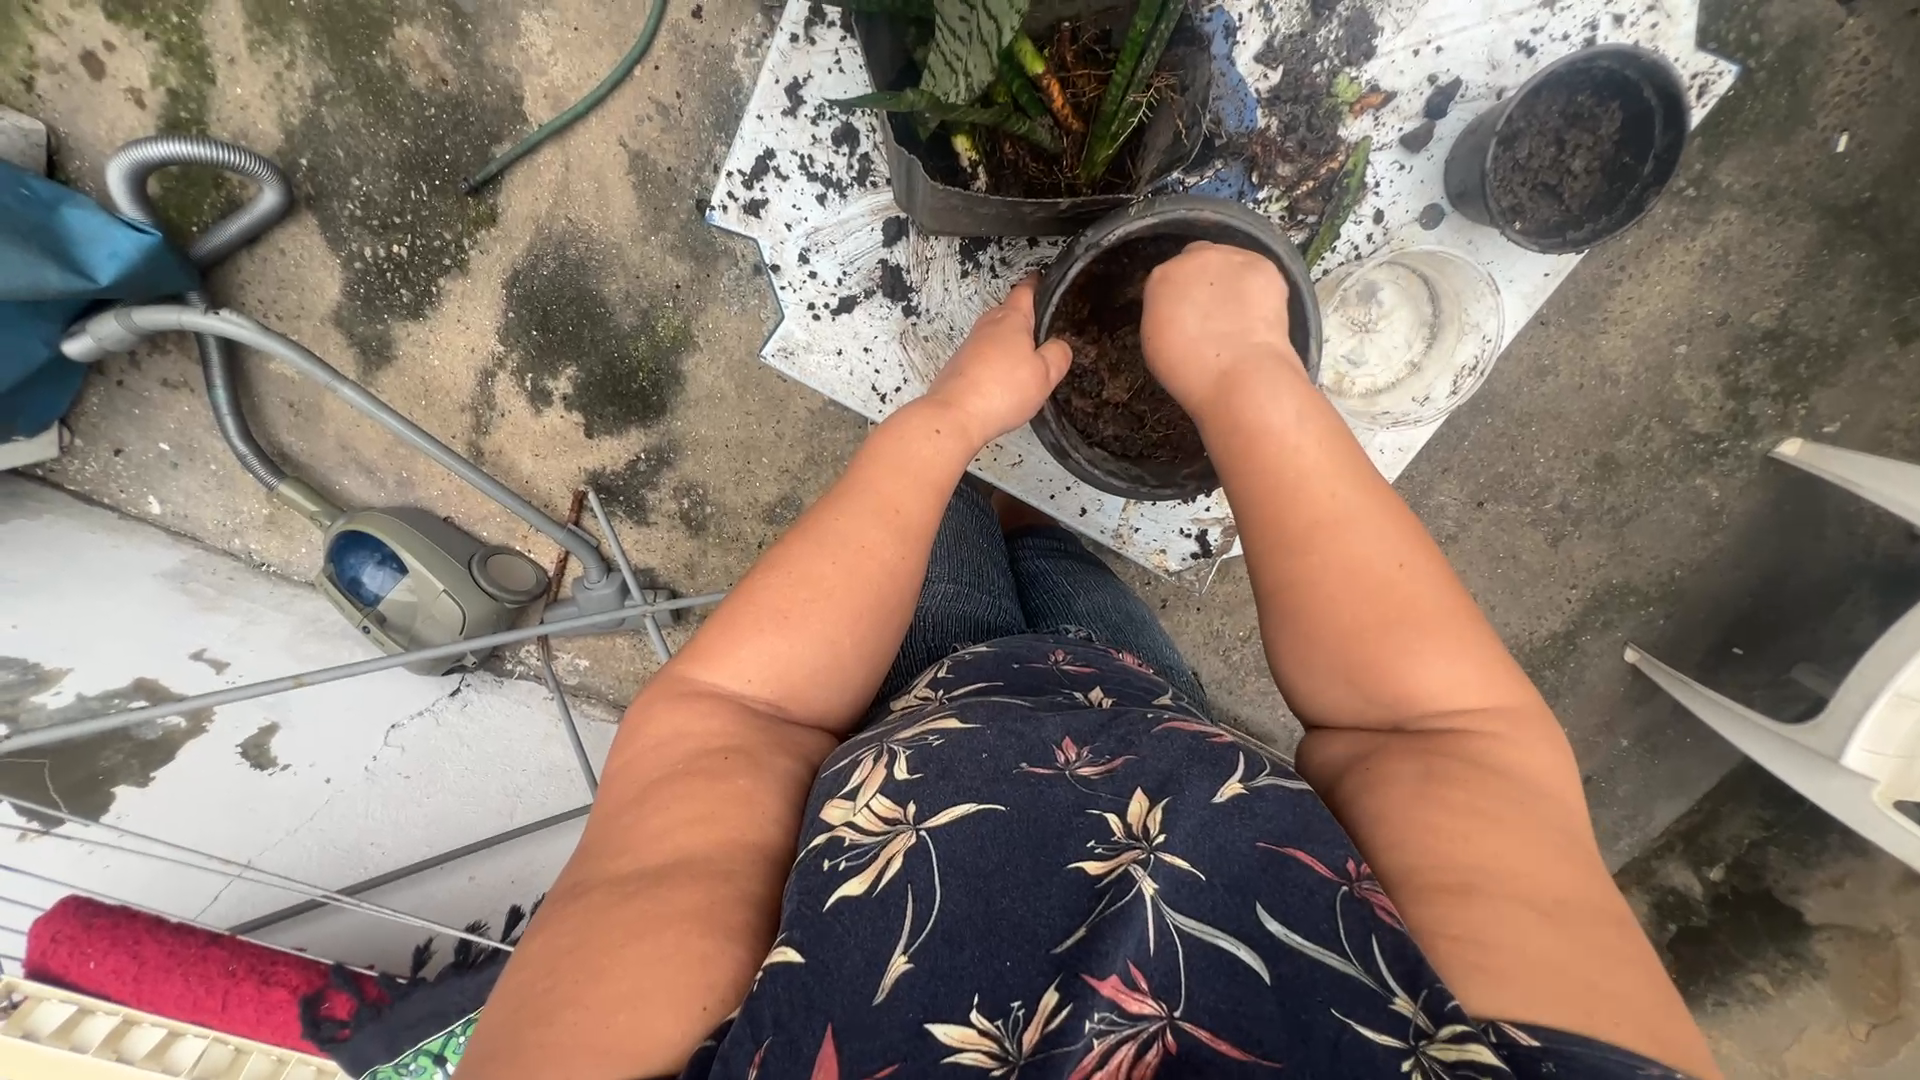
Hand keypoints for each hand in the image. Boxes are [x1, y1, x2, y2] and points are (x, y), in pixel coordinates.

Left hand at [921, 277, 1072, 446]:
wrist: (955, 415)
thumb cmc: (1000, 392)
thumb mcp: (1044, 375)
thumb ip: (1058, 355)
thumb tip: (1061, 346)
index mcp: (1011, 320)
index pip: (1024, 291)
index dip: (1035, 284)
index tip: (1039, 279)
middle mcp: (987, 327)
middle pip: (1005, 311)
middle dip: (1020, 314)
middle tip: (1037, 321)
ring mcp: (969, 346)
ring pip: (992, 334)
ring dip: (1006, 340)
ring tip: (1023, 353)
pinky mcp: (959, 367)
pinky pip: (981, 356)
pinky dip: (993, 361)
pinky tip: (1002, 378)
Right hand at [1140, 241, 1302, 420]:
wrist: (1238, 374)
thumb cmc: (1187, 370)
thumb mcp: (1155, 343)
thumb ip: (1163, 314)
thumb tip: (1179, 311)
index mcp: (1161, 278)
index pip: (1166, 279)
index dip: (1176, 298)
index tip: (1183, 317)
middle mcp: (1195, 257)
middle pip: (1197, 259)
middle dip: (1202, 279)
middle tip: (1211, 312)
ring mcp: (1233, 258)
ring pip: (1229, 261)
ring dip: (1230, 280)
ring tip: (1237, 314)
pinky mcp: (1265, 266)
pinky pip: (1256, 272)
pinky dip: (1256, 288)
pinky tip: (1257, 313)